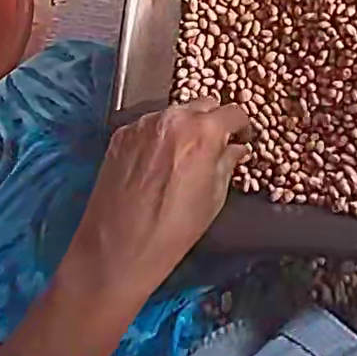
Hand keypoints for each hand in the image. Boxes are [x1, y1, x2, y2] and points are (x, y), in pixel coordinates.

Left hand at [61, 99, 252, 306]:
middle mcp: (173, 118)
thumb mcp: (214, 198)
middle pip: (203, 105)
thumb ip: (227, 163)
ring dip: (185, 127)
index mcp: (203, 132)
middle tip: (213, 147)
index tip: (240, 139)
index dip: (241, 126)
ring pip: (175, 113)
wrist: (115, 251)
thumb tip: (235, 149)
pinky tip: (156, 162)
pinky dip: (159, 136)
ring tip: (182, 156)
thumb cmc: (173, 230)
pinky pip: (149, 125)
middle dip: (212, 122)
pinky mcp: (121, 135)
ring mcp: (143, 124)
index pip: (233, 112)